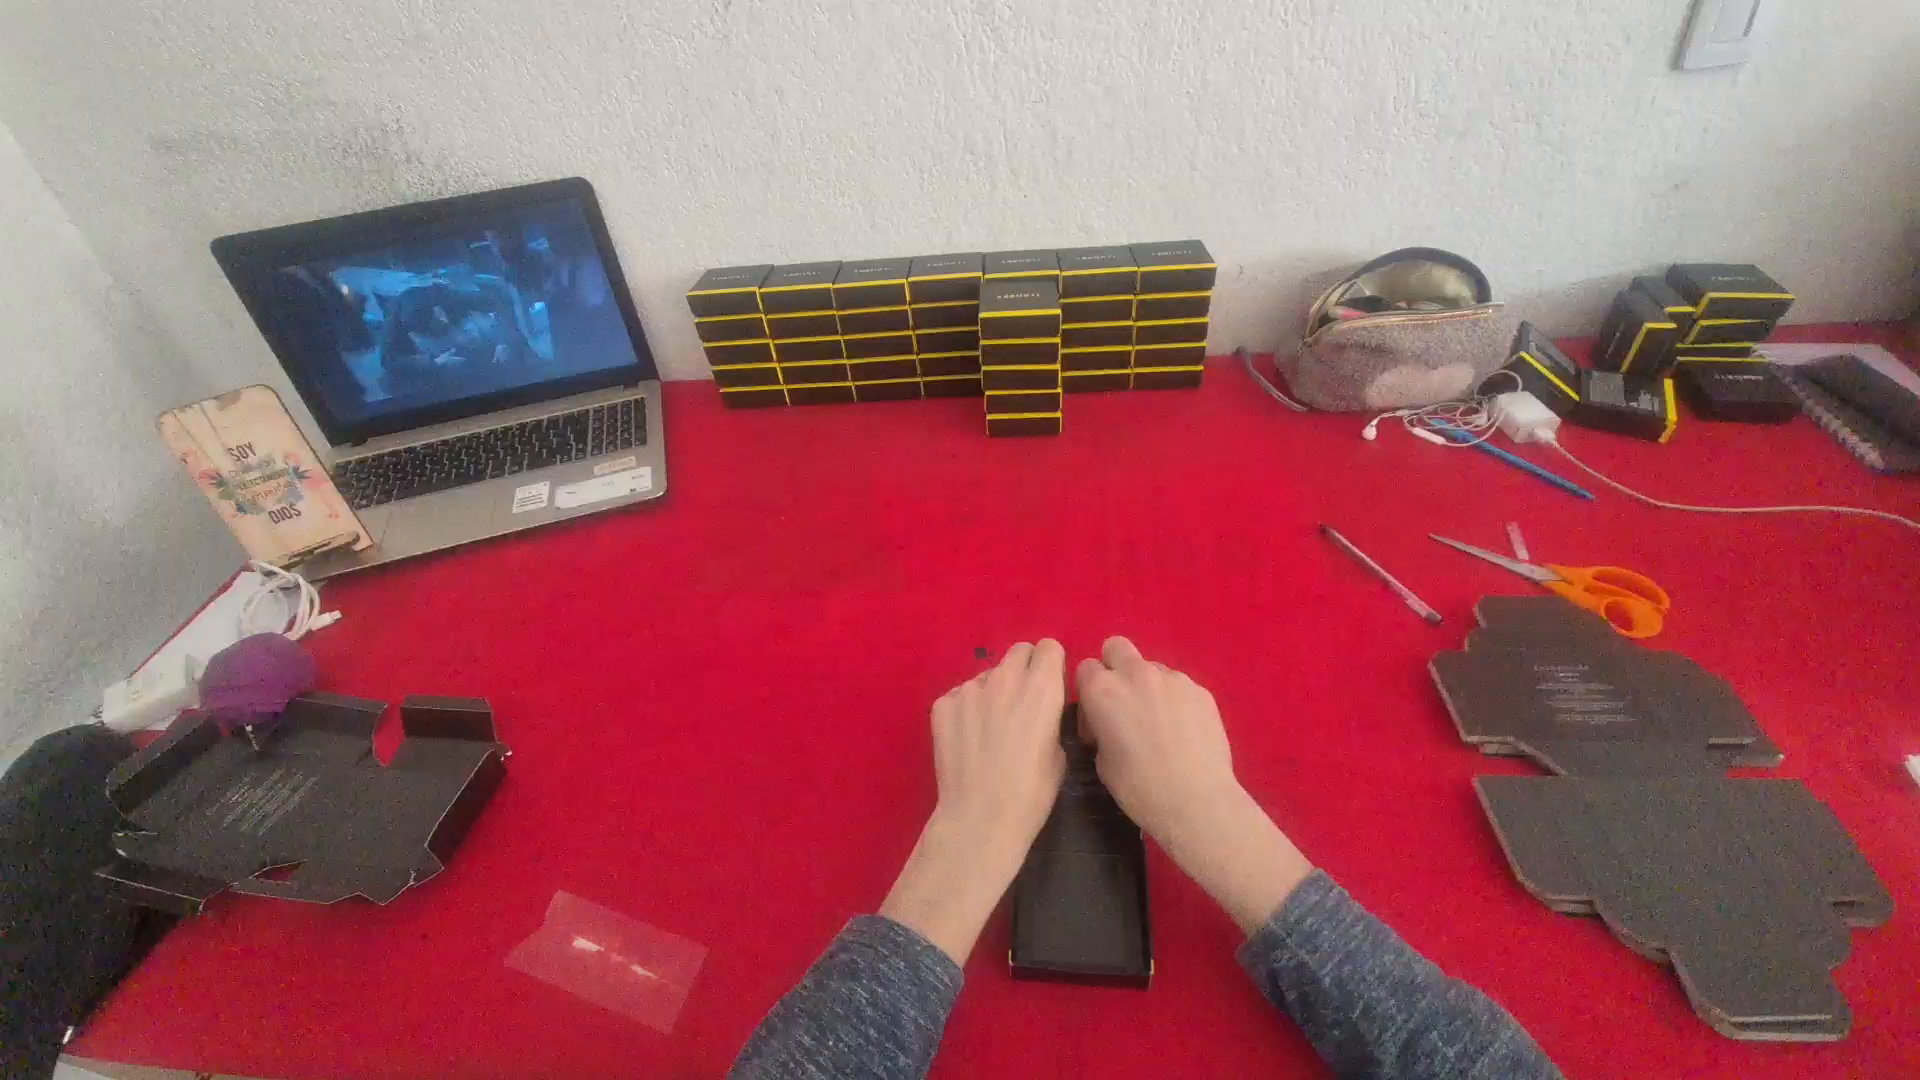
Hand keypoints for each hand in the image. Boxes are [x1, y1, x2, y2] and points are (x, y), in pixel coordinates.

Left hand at [880, 641, 1066, 963]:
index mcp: (1040, 688)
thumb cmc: (1031, 793)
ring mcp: (968, 689)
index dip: (1050, 664)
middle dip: (1024, 668)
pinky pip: (961, 695)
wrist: (979, 817)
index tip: (1049, 682)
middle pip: (1018, 651)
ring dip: (993, 691)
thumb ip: (1049, 717)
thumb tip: (1038, 708)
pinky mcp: (942, 703)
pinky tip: (968, 739)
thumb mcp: (1058, 752)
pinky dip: (967, 709)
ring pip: (987, 675)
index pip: (1048, 647)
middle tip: (1022, 700)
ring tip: (990, 728)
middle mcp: (1004, 678)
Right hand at [1077, 636, 1312, 933]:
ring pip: (1152, 668)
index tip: (1096, 717)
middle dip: (1114, 667)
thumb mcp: (1102, 760)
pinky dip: (1175, 700)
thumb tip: (1110, 723)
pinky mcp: (1201, 690)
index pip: (1086, 668)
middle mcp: (1135, 673)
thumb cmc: (1138, 788)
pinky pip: (1179, 686)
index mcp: (1102, 690)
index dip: (1088, 691)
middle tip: (1123, 702)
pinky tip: (1183, 731)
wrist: (1196, 802)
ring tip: (1159, 723)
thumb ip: (1101, 727)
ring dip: (1148, 686)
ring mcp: (1172, 678)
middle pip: (1116, 647)